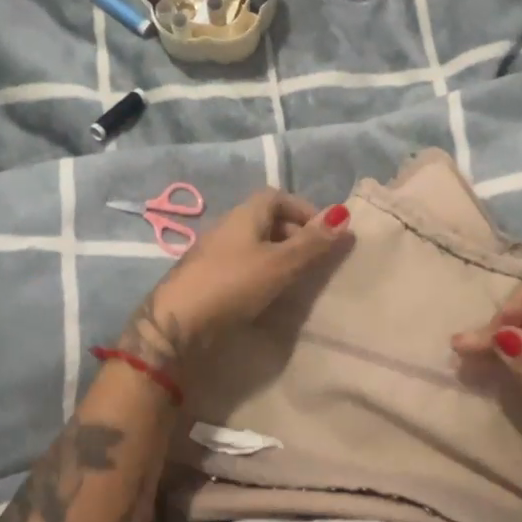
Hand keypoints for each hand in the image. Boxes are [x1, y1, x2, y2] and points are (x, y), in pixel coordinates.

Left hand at [114, 190, 351, 372]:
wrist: (177, 325)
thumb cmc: (232, 285)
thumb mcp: (279, 263)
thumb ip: (311, 243)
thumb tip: (344, 214)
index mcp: (244, 215)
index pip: (277, 196)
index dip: (304, 209)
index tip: (325, 233)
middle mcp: (227, 228)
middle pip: (266, 220)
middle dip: (295, 234)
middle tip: (316, 260)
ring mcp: (215, 255)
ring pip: (255, 247)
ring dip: (279, 258)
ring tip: (299, 280)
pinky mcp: (208, 281)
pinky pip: (243, 268)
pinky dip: (262, 276)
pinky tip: (270, 297)